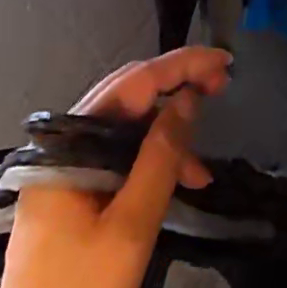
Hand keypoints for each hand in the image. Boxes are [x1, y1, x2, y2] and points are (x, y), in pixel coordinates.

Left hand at [2, 47, 232, 287]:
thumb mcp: (129, 228)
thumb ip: (159, 158)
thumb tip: (188, 98)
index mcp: (67, 145)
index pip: (132, 83)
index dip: (181, 65)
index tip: (222, 59)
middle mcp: (64, 145)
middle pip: (129, 97)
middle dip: (178, 87)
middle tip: (222, 85)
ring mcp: (67, 168)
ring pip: (127, 128)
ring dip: (168, 136)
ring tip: (202, 169)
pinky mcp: (75, 191)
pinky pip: (119, 156)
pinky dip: (153, 162)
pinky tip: (181, 182)